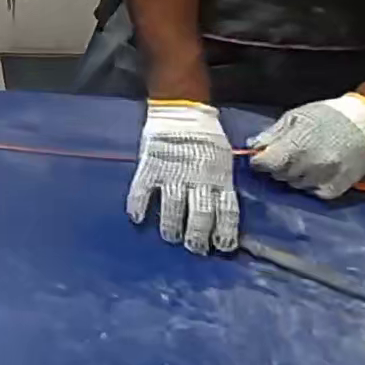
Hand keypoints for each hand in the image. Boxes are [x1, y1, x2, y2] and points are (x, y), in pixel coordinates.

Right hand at [129, 102, 239, 254]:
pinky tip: (138, 219)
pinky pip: (142, 191)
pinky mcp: (150, 168)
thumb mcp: (224, 161)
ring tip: (171, 239)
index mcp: (220, 178)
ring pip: (173, 207)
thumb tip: (222, 209)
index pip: (227, 210)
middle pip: (201, 213)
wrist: (181, 115)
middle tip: (195, 249)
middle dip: (198, 235)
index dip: (225, 231)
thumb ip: (221, 183)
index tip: (223, 248)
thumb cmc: (205, 139)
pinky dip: (139, 206)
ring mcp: (172, 175)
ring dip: (172, 226)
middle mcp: (198, 180)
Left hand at [249, 93, 364, 199]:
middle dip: (277, 167)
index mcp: (294, 147)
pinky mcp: (344, 183)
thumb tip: (253, 147)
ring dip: (294, 176)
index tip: (262, 156)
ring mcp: (327, 175)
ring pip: (297, 184)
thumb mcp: (294, 117)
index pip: (264, 164)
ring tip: (302, 164)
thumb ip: (272, 134)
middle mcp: (309, 165)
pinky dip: (313, 186)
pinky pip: (320, 192)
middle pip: (279, 175)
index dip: (259, 161)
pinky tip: (315, 175)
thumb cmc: (330, 115)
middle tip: (284, 158)